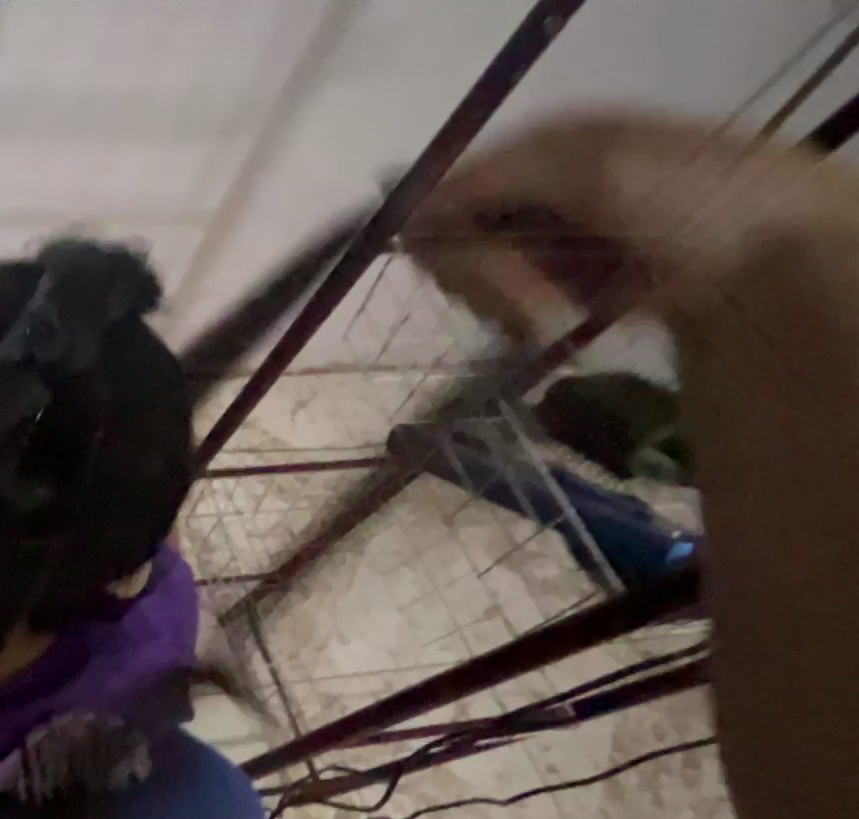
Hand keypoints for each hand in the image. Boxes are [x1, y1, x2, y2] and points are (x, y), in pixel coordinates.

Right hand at [404, 113, 858, 321]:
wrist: (771, 263)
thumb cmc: (693, 199)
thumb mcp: (596, 165)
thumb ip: (494, 179)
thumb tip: (405, 213)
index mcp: (543, 146)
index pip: (449, 182)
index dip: (439, 217)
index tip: (444, 251)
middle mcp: (533, 191)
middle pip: (451, 233)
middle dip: (480, 270)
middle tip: (524, 294)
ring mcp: (541, 241)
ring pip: (468, 273)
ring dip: (502, 296)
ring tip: (553, 307)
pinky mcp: (547, 287)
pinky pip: (494, 302)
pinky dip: (516, 313)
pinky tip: (555, 315)